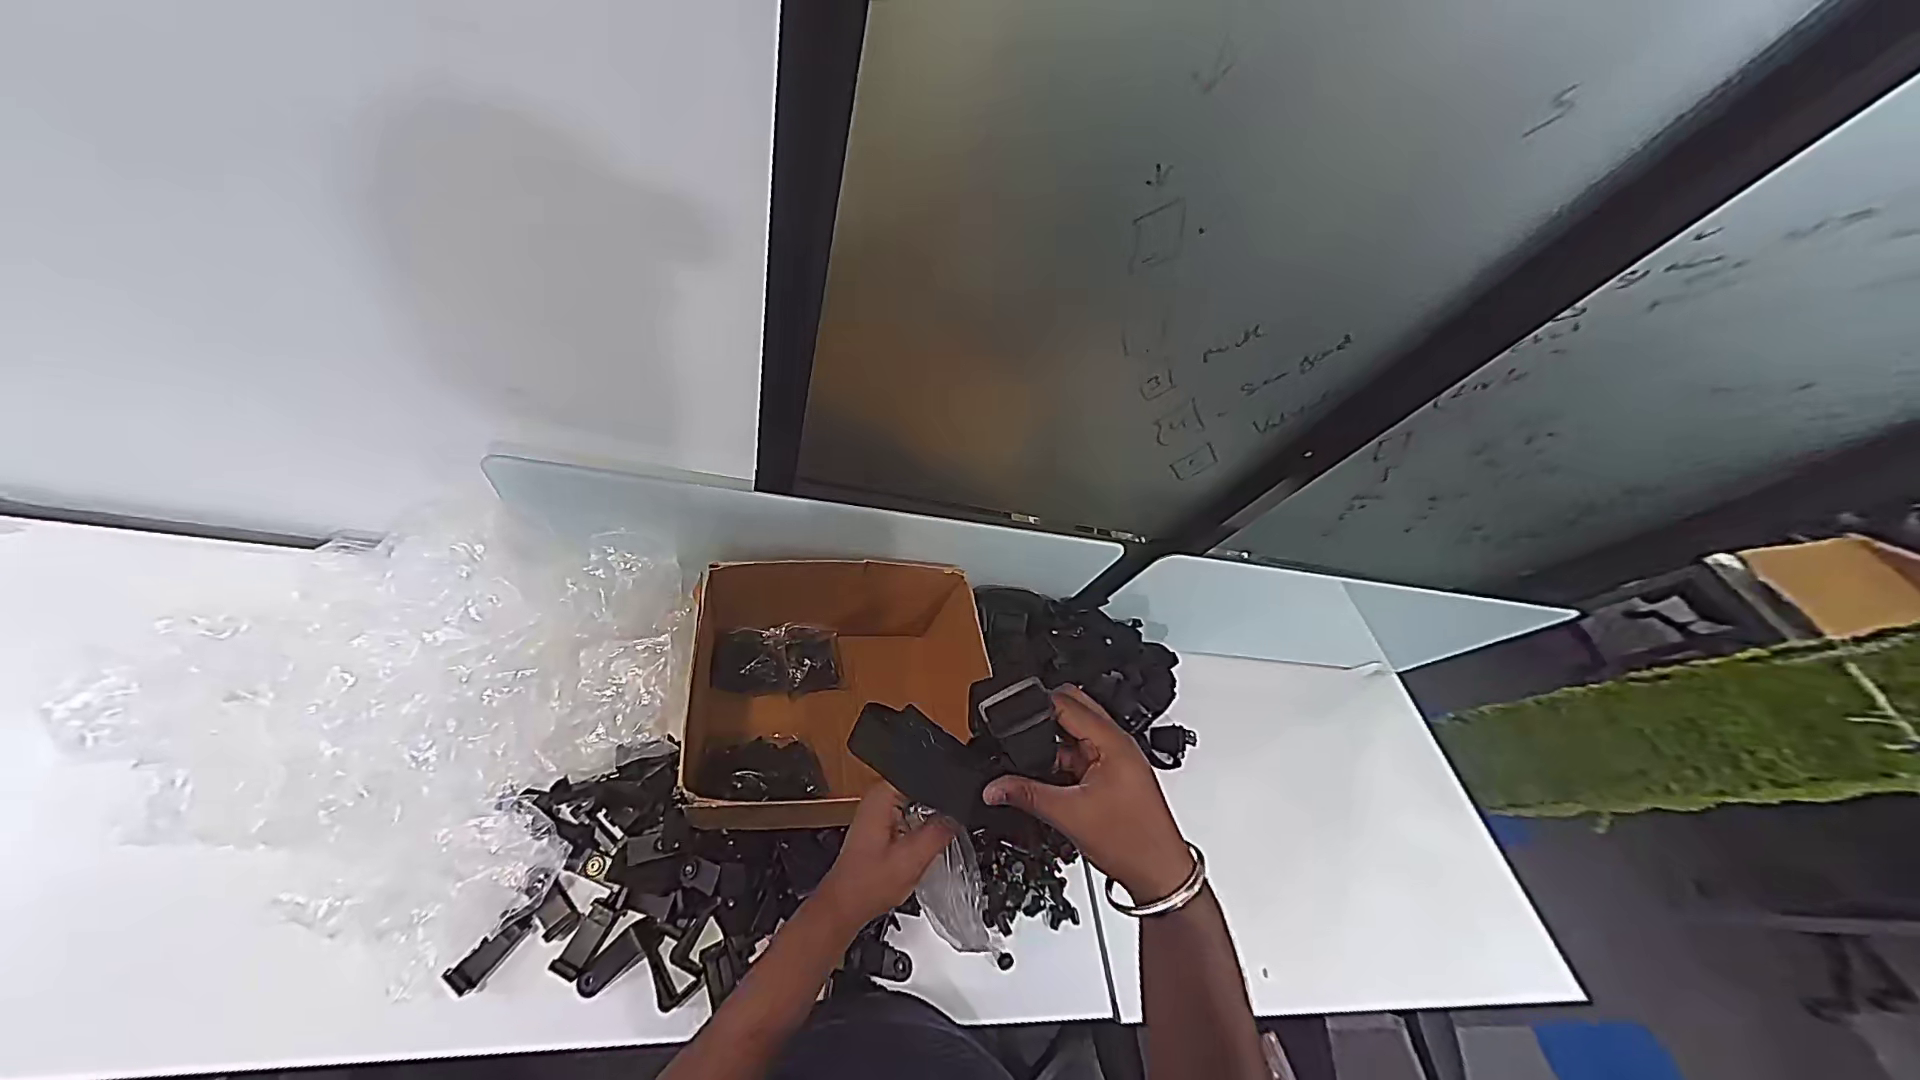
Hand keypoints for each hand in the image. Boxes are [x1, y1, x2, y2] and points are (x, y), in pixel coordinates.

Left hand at [813, 781, 956, 931]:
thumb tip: (956, 817)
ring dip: (926, 823)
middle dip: (934, 811)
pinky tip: (913, 851)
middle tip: (928, 838)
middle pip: (922, 789)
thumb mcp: (912, 860)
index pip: (921, 775)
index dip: (940, 792)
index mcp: (882, 794)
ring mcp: (878, 810)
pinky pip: (910, 818)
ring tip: (918, 847)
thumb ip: (938, 833)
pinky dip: (917, 832)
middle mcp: (878, 797)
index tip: (949, 813)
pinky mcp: (881, 823)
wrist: (846, 906)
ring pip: (917, 805)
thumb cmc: (866, 885)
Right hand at [983, 686, 1193, 902]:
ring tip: (1041, 769)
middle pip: (1072, 709)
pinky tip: (1055, 784)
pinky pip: (1080, 754)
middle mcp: (1116, 742)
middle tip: (1022, 739)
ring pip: (1074, 733)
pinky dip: (1063, 762)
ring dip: (1054, 745)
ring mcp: (1116, 756)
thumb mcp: (1068, 815)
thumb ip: (1025, 794)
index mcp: (1112, 740)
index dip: (1036, 706)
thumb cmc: (1133, 843)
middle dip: (1044, 721)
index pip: (1067, 702)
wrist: (1158, 874)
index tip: (1012, 717)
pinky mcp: (1113, 772)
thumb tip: (995, 787)